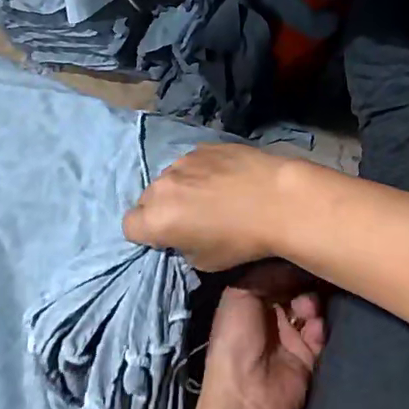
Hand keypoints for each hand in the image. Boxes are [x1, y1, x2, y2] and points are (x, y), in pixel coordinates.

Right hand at [125, 144, 309, 271]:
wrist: (278, 200)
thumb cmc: (242, 240)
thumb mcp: (205, 261)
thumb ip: (181, 246)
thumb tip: (181, 235)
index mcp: (156, 218)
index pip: (129, 226)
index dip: (145, 235)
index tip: (164, 239)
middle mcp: (160, 186)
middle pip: (146, 200)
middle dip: (160, 210)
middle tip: (188, 219)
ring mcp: (180, 162)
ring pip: (167, 179)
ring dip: (179, 189)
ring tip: (209, 197)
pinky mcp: (200, 147)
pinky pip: (189, 163)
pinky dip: (199, 173)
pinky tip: (223, 180)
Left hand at [196, 271, 328, 408]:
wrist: (247, 392)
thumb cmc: (236, 337)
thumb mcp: (241, 296)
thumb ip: (266, 276)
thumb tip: (292, 261)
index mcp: (249, 296)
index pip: (274, 274)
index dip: (287, 264)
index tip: (302, 251)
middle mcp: (270, 311)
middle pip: (294, 288)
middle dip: (303, 282)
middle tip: (311, 278)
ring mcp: (291, 333)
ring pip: (310, 307)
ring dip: (311, 303)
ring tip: (307, 307)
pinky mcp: (309, 355)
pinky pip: (320, 333)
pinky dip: (319, 326)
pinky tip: (314, 325)